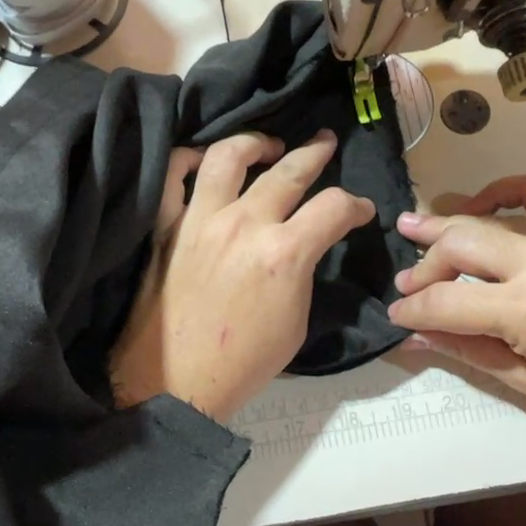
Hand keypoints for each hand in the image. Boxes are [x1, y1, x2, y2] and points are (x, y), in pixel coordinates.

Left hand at [110, 130, 375, 421]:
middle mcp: (244, 224)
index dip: (355, 205)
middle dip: (315, 153)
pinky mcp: (167, 228)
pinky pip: (174, 177)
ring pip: (228, 156)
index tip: (358, 211)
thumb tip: (304, 246)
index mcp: (284, 254)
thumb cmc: (243, 363)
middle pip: (289, 170)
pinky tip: (204, 161)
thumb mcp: (296, 321)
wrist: (174, 381)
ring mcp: (201, 220)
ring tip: (268, 147)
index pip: (333, 207)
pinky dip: (189, 160)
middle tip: (325, 144)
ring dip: (255, 144)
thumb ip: (302, 272)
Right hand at [385, 174, 525, 435]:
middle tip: (405, 281)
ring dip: (449, 229)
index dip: (412, 309)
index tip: (396, 316)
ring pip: (487, 219)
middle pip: (458, 244)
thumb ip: (465, 350)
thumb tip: (414, 337)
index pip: (445, 299)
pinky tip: (477, 205)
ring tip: (415, 230)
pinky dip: (500, 192)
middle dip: (424, 264)